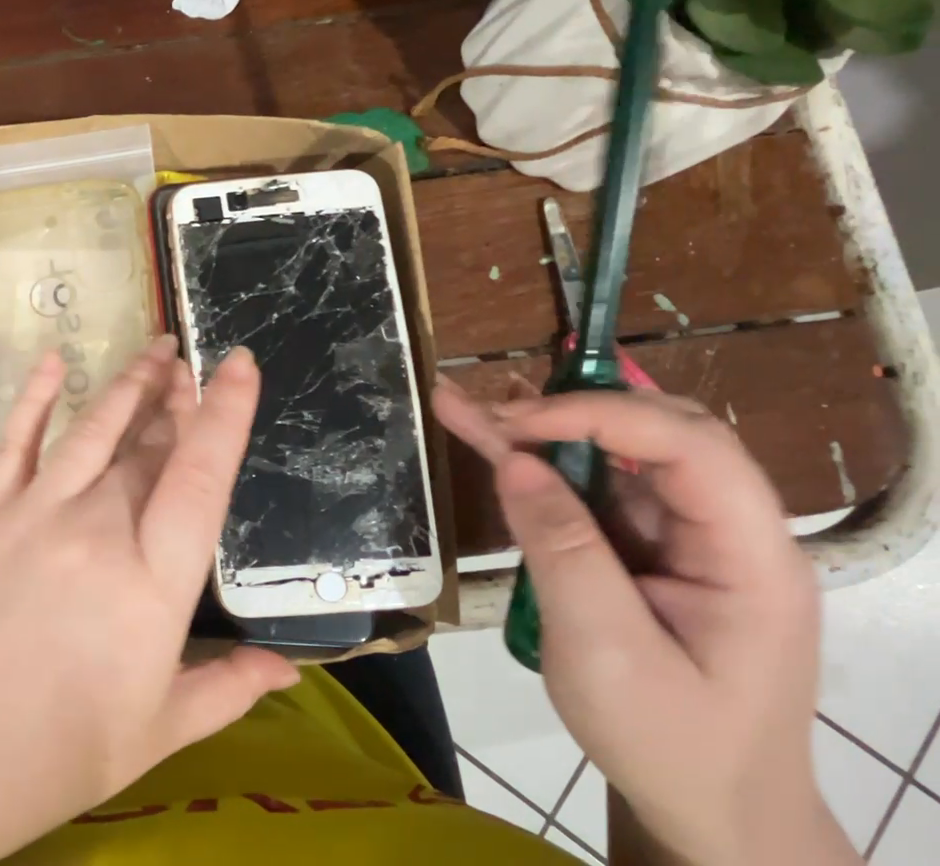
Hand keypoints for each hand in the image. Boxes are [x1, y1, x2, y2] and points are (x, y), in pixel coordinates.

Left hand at [0, 338, 297, 862]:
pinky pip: (14, 444)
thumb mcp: (161, 730)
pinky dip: (34, 399)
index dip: (224, 414)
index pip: (200, 477)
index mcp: (152, 583)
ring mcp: (34, 515)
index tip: (238, 363)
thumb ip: (227, 689)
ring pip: (90, 432)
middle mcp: (96, 531)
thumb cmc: (64, 753)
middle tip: (192, 363)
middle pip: (147, 448)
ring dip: (125, 387)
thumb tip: (289, 669)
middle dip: (176, 400)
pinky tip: (52, 362)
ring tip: (152, 351)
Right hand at [434, 381, 855, 865]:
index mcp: (750, 555)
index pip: (688, 447)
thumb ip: (564, 551)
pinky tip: (489, 442)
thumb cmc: (668, 739)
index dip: (599, 416)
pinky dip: (540, 468)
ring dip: (544, 430)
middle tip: (489, 410)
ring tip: (465, 406)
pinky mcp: (649, 555)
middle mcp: (728, 533)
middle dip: (572, 410)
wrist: (710, 810)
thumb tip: (515, 463)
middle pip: (663, 435)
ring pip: (620, 457)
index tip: (514, 422)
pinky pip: (595, 495)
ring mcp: (688, 543)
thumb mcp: (605, 650)